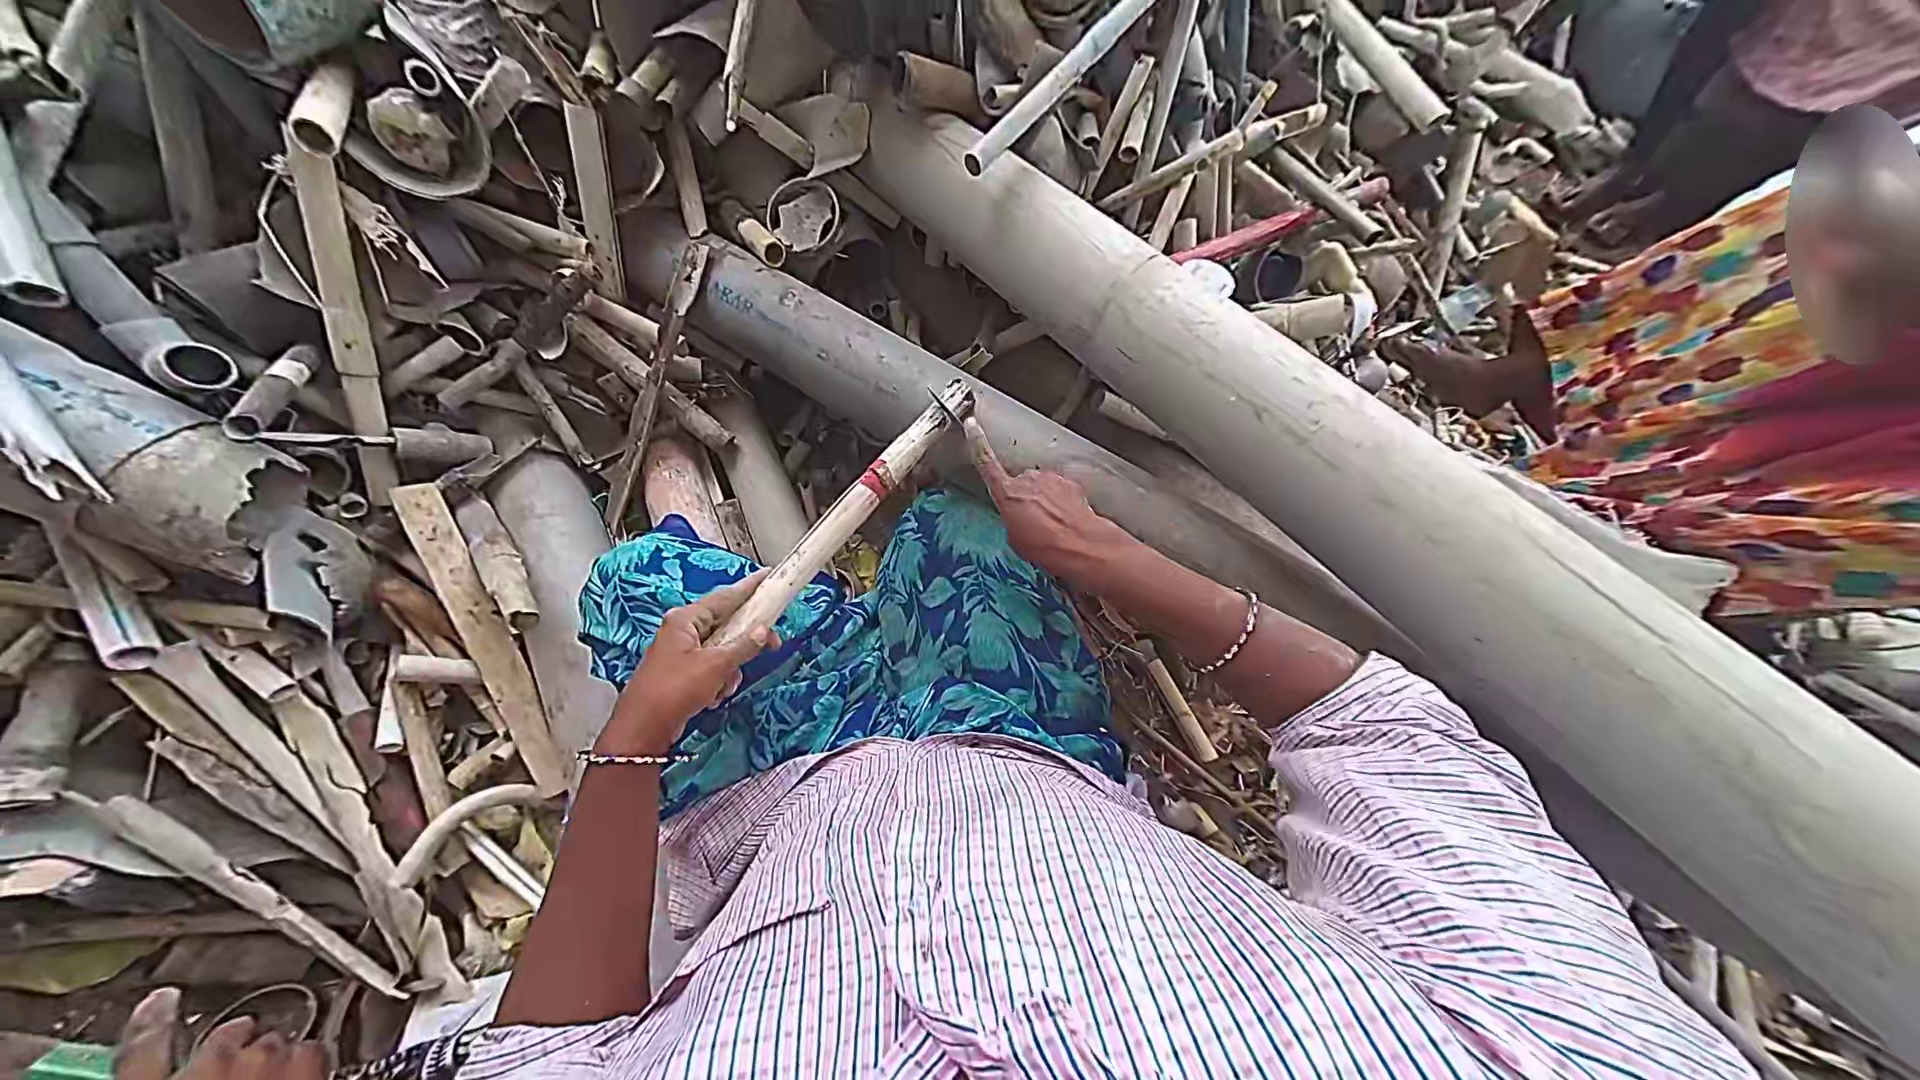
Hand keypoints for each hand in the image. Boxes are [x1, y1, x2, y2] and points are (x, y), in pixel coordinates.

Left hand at [115, 989, 326, 1079]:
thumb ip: (302, 1078)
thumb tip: (309, 1070)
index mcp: (295, 1071)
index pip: (312, 1055)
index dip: (308, 1061)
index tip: (307, 1065)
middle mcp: (255, 1063)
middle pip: (272, 1043)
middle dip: (270, 1050)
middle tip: (268, 1061)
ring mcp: (200, 1072)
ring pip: (223, 1040)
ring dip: (232, 1036)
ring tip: (236, 1031)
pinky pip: (148, 1046)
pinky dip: (155, 1021)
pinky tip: (161, 1003)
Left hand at [599, 569, 779, 755]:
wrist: (644, 728)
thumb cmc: (674, 690)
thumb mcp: (717, 665)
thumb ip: (744, 646)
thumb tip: (763, 631)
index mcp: (685, 619)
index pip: (725, 596)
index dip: (749, 587)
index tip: (767, 576)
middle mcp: (682, 630)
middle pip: (726, 623)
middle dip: (745, 641)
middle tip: (770, 643)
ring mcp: (681, 650)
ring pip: (722, 648)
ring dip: (730, 667)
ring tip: (725, 683)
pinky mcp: (682, 671)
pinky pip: (712, 666)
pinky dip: (718, 679)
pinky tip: (714, 694)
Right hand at [964, 415, 1126, 587]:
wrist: (1081, 545)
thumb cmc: (1047, 546)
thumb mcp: (1016, 540)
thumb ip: (1012, 520)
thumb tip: (1019, 518)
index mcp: (1007, 493)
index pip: (986, 462)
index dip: (977, 443)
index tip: (972, 425)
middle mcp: (1028, 479)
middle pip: (1020, 483)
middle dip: (1025, 498)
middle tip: (1032, 522)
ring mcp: (1051, 479)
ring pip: (1042, 486)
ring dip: (1045, 501)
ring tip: (1052, 526)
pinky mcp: (1070, 483)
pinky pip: (1061, 491)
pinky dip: (1062, 503)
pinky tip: (1066, 520)